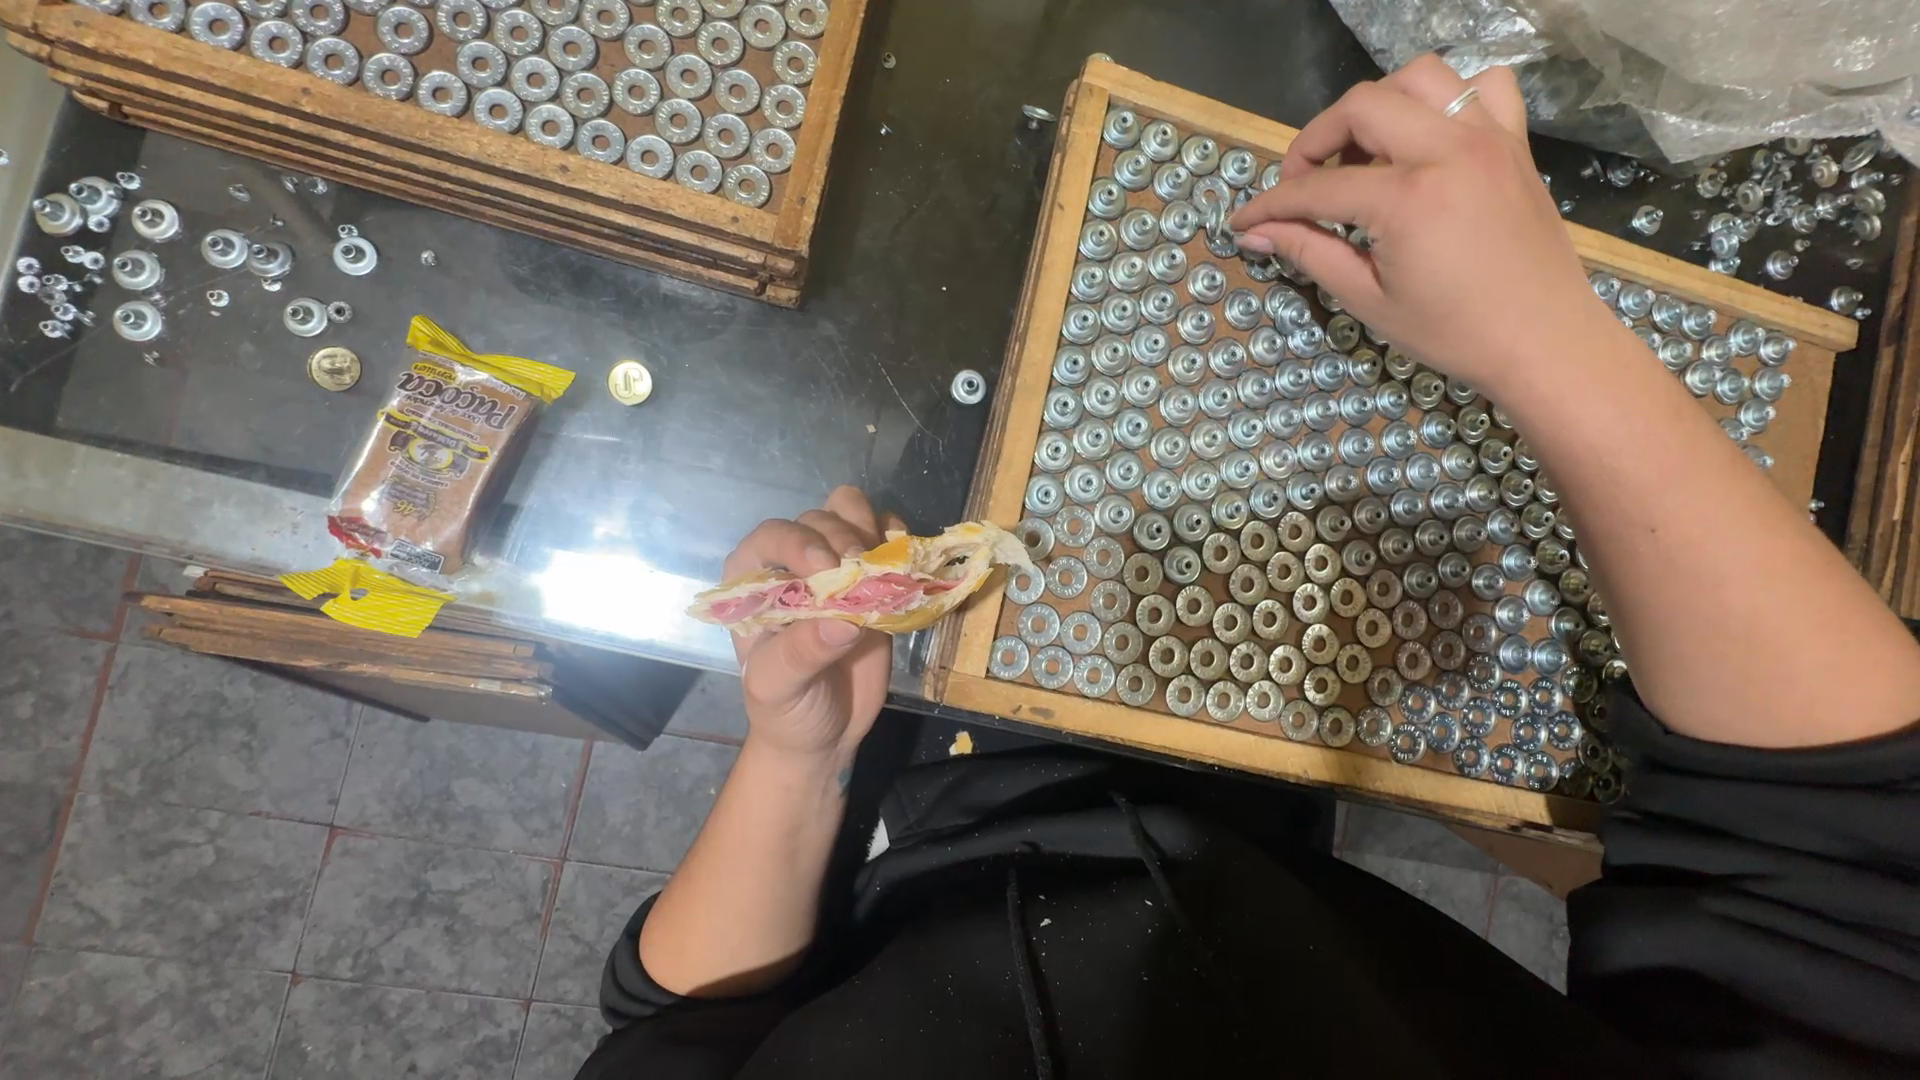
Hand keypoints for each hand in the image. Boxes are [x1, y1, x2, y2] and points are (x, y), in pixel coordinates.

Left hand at [723, 486, 895, 762]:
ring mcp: (838, 569)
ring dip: (871, 532)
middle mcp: (794, 565)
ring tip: (883, 566)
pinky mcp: (874, 582)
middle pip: (819, 519)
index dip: (798, 541)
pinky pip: (887, 540)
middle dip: (843, 538)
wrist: (825, 735)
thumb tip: (845, 621)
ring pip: (852, 516)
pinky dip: (899, 543)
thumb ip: (802, 653)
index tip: (825, 567)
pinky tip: (903, 567)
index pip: (772, 536)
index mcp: (755, 581)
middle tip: (861, 572)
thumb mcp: (778, 687)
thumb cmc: (785, 709)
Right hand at [1229, 55, 1603, 394]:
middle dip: (1315, 140)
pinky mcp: (1513, 142)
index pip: (1317, 188)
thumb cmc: (1449, 330)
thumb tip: (1257, 233)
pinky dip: (1444, 101)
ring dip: (1375, 107)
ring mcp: (1488, 138)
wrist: (1541, 337)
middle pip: (1362, 105)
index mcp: (1408, 197)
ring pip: (1419, 78)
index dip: (1270, 204)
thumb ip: (1310, 253)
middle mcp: (1449, 149)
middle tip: (1300, 185)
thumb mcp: (1366, 298)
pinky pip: (1481, 87)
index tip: (1243, 220)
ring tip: (1358, 155)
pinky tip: (1424, 141)